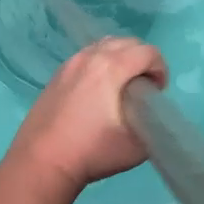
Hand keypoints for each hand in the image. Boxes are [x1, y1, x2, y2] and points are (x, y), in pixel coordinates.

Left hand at [8, 36, 165, 190]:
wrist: (42, 160)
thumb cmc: (93, 151)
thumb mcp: (138, 145)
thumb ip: (152, 122)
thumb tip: (148, 112)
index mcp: (111, 67)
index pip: (148, 52)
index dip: (160, 70)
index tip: (156, 94)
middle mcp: (90, 56)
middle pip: (126, 42)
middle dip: (142, 61)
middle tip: (142, 89)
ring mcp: (70, 63)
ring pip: (103, 46)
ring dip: (120, 60)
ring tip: (120, 88)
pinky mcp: (57, 74)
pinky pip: (86, 57)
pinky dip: (99, 65)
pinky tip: (97, 93)